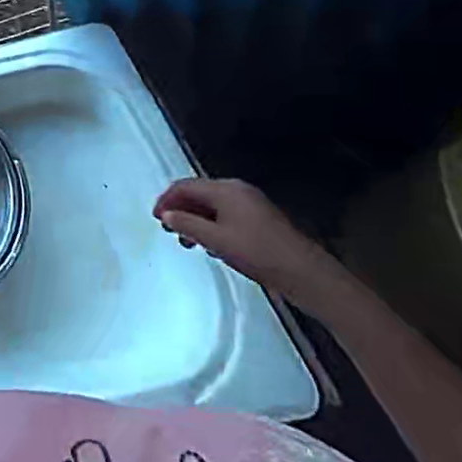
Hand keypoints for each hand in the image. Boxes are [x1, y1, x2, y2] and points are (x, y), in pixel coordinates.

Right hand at [153, 177, 356, 314]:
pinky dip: (212, 225)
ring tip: (188, 242)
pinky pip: (226, 214)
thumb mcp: (217, 241)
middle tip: (169, 230)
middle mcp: (237, 190)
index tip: (155, 218)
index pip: (185, 186)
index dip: (166, 200)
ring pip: (212, 205)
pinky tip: (211, 245)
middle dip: (180, 209)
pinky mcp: (260, 219)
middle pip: (199, 193)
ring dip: (195, 220)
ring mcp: (251, 204)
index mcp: (226, 189)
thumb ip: (187, 225)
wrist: (306, 275)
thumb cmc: (259, 254)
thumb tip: (166, 215)